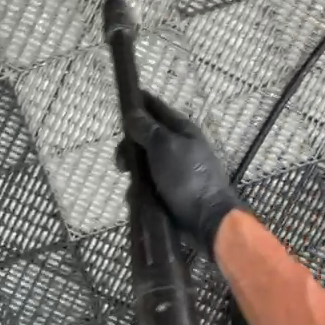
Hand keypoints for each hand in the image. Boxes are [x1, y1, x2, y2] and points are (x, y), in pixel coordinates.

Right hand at [124, 92, 244, 250]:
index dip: (137, 105)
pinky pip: (146, 188)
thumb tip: (132, 112)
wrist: (206, 219)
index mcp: (181, 130)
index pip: (155, 108)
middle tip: (121, 162)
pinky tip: (140, 201)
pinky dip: (140, 194)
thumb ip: (146, 129)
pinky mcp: (168, 194)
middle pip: (143, 139)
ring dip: (134, 176)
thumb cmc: (187, 177)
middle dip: (129, 149)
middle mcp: (177, 148)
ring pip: (141, 166)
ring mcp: (173, 172)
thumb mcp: (165, 146)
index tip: (118, 107)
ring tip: (134, 187)